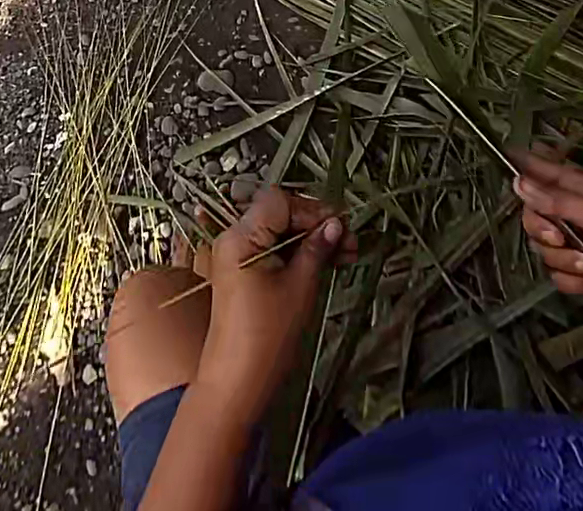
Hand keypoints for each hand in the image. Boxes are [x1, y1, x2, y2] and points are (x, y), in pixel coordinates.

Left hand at [194, 188, 352, 418]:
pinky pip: (270, 246)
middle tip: (350, 241)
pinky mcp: (241, 268)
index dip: (312, 209)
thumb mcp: (299, 288)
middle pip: (277, 211)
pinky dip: (296, 250)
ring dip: (308, 236)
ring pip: (277, 229)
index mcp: (240, 236)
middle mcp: (232, 236)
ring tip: (345, 253)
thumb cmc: (267, 336)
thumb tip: (336, 224)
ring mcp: (235, 252)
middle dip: (314, 222)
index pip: (278, 200)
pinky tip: (324, 260)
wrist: (237, 380)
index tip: (342, 226)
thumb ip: (316, 250)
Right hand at [515, 157, 582, 336]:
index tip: (502, 156)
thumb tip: (517, 182)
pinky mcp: (582, 271)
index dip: (523, 163)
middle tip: (561, 236)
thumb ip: (557, 199)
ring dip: (564, 258)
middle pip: (532, 213)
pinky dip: (573, 279)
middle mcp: (575, 213)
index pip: (543, 169)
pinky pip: (555, 273)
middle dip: (542, 228)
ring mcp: (578, 244)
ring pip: (541, 245)